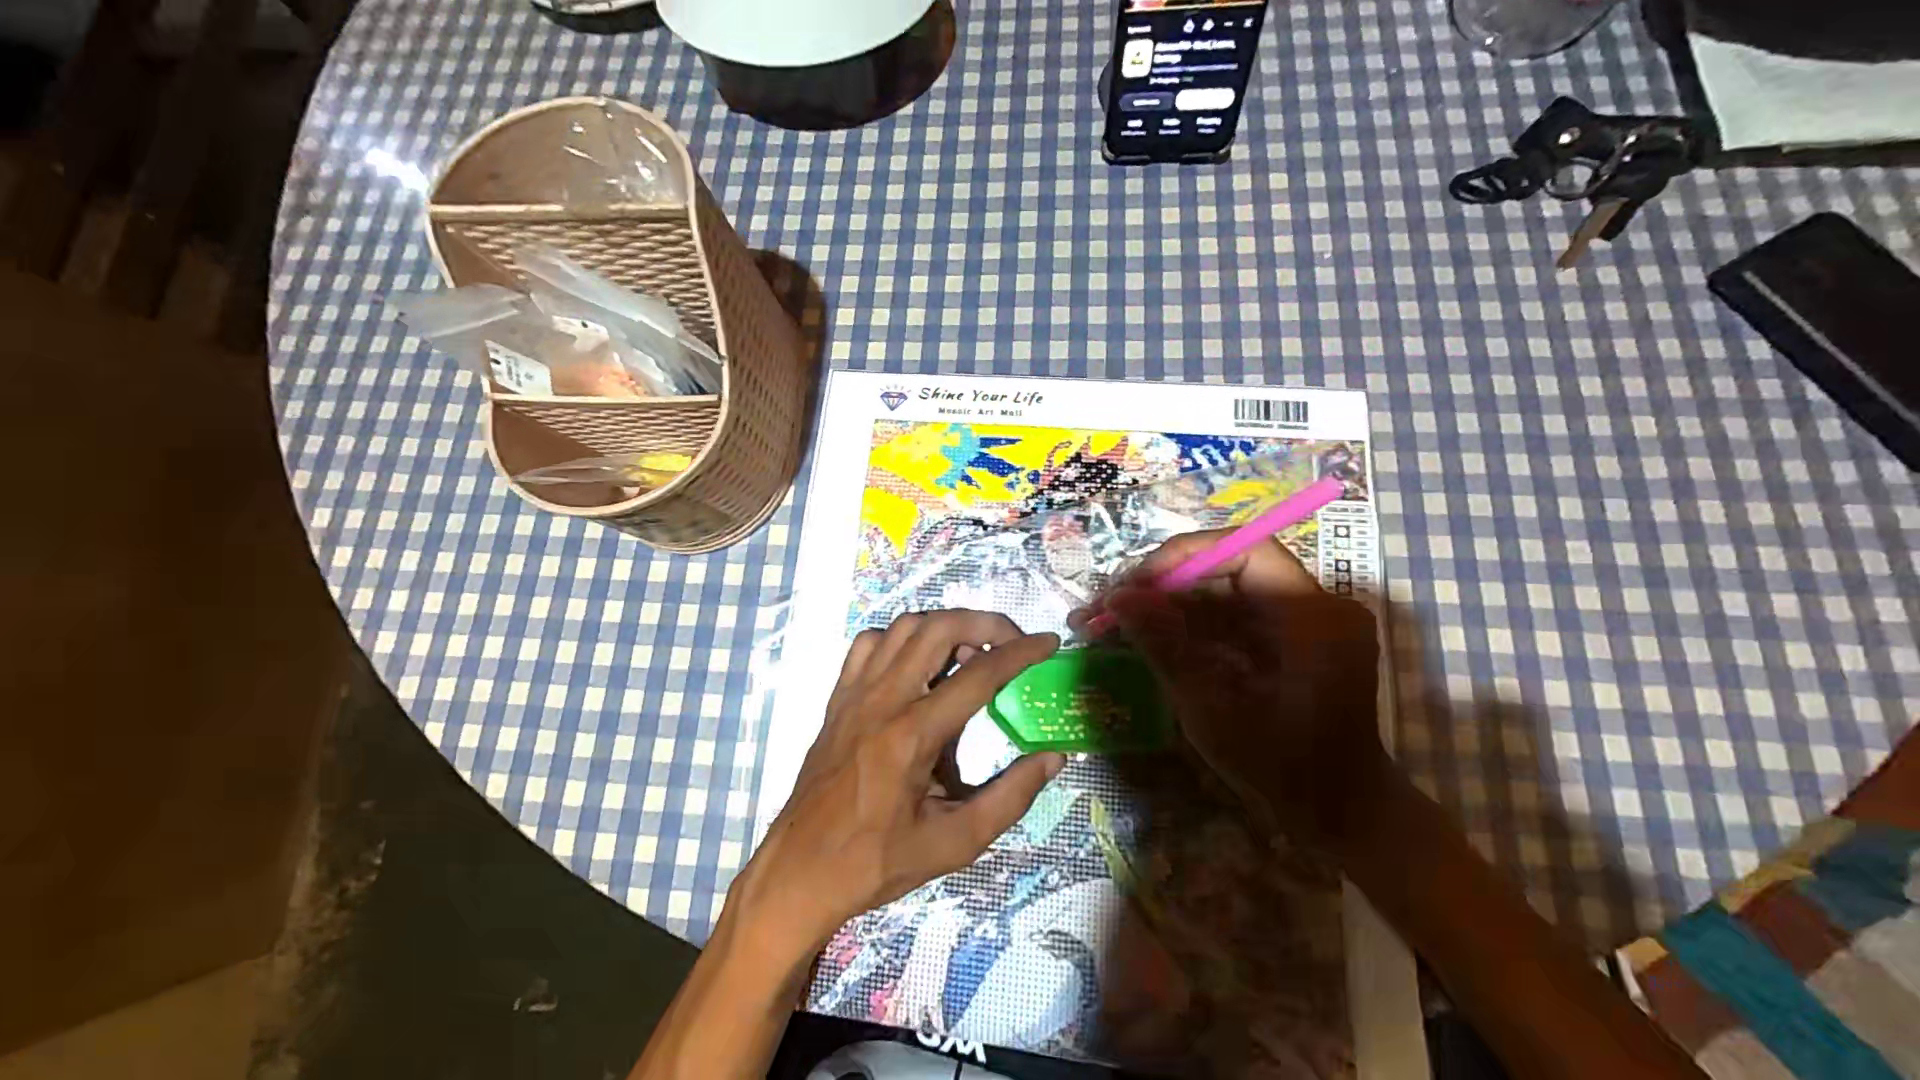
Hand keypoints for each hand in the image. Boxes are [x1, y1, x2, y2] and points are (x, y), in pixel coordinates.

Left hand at [723, 611, 1064, 960]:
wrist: (800, 869)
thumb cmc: (878, 861)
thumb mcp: (955, 842)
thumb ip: (1010, 797)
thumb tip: (1053, 758)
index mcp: (913, 735)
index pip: (979, 674)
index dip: (1021, 652)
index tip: (1049, 642)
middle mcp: (883, 700)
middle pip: (938, 628)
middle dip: (984, 623)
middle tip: (1012, 643)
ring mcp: (855, 693)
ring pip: (903, 627)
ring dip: (944, 626)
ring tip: (970, 653)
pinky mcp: (838, 698)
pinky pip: (870, 644)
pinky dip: (902, 638)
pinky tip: (918, 665)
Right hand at [1088, 532, 1388, 847]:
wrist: (1340, 813)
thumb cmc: (1284, 770)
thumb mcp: (1214, 711)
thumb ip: (1167, 648)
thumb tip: (1119, 598)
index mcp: (1313, 619)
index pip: (1246, 551)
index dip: (1185, 557)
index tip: (1135, 583)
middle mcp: (1314, 606)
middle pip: (1229, 568)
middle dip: (1164, 583)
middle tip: (1109, 605)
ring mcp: (1301, 622)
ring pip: (1223, 591)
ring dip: (1167, 603)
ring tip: (1111, 621)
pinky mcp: (1286, 639)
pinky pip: (1229, 616)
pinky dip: (1186, 624)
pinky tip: (1142, 636)